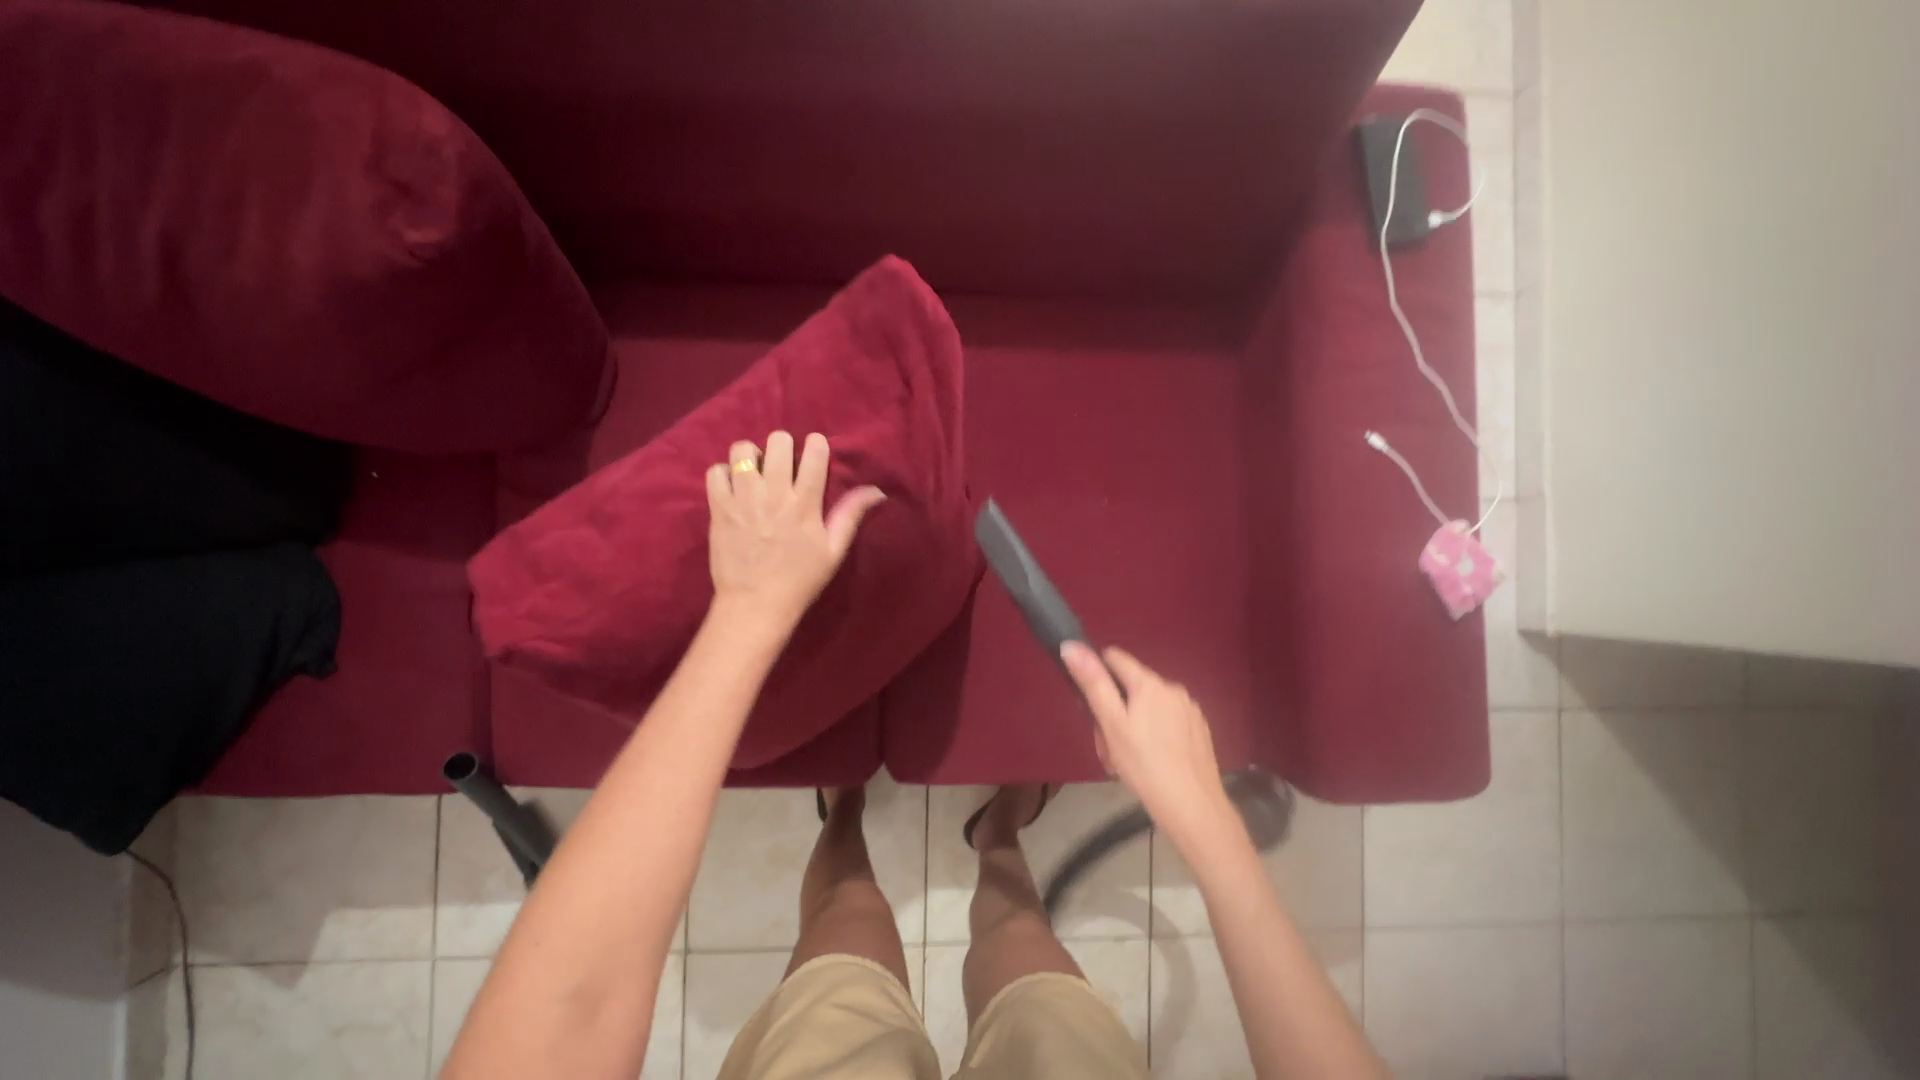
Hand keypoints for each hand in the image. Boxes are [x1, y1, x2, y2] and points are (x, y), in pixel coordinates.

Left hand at [705, 431, 884, 630]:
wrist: (755, 605)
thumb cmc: (800, 580)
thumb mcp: (833, 550)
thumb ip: (851, 515)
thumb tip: (876, 490)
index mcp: (805, 504)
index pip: (814, 452)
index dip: (816, 444)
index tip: (814, 452)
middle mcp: (774, 495)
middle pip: (778, 441)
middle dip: (782, 446)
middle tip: (782, 464)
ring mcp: (743, 499)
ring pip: (742, 450)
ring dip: (751, 456)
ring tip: (754, 472)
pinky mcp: (719, 509)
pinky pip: (715, 472)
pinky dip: (724, 474)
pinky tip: (733, 488)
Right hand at [1061, 642, 1231, 842]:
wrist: (1193, 806)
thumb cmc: (1144, 765)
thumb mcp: (1111, 724)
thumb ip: (1093, 683)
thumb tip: (1070, 645)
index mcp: (1150, 683)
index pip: (1114, 658)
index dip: (1096, 676)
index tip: (1091, 707)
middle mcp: (1173, 688)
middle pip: (1131, 686)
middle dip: (1114, 710)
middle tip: (1107, 746)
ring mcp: (1190, 709)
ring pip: (1149, 706)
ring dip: (1132, 725)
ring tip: (1126, 761)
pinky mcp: (1199, 730)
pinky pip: (1167, 722)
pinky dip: (1154, 735)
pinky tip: (1151, 762)